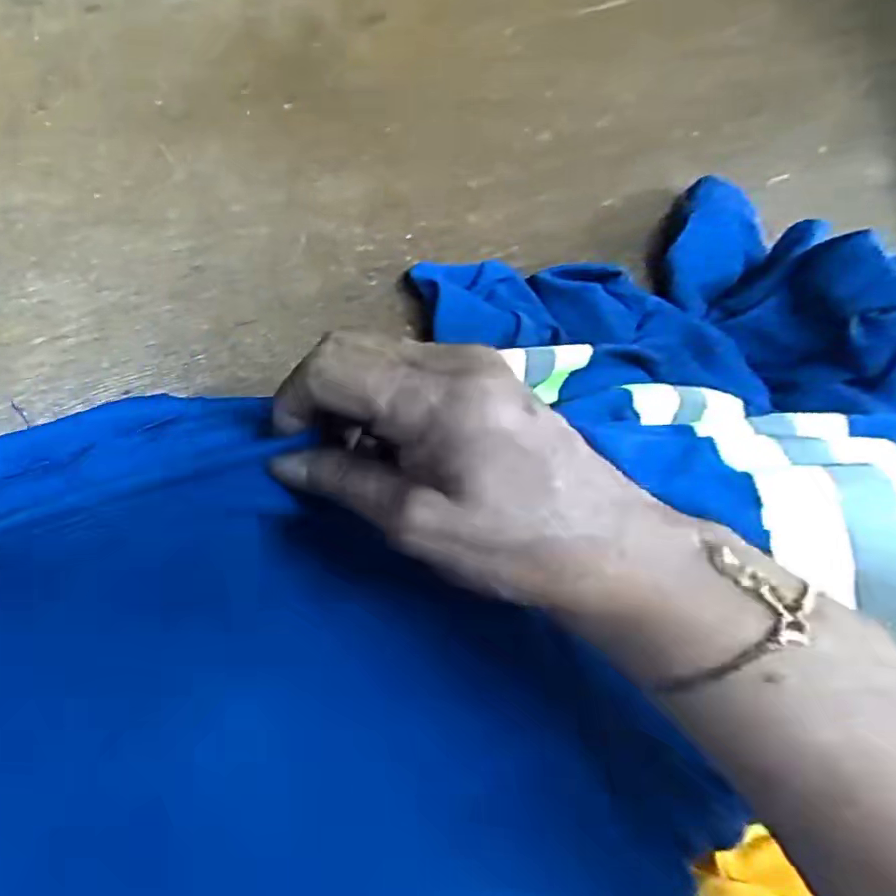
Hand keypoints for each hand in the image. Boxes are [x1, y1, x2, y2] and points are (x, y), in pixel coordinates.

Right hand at [271, 332, 699, 628]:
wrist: (613, 548)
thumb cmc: (512, 545)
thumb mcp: (414, 524)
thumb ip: (341, 481)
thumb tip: (282, 463)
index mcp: (435, 394)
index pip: (330, 364)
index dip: (292, 403)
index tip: (288, 450)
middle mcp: (453, 358)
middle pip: (347, 347)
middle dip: (315, 397)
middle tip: (319, 454)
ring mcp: (473, 359)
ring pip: (374, 354)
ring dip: (346, 399)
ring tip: (359, 457)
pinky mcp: (484, 372)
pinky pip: (405, 366)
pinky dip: (378, 398)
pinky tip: (394, 445)